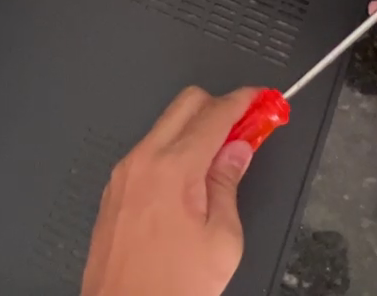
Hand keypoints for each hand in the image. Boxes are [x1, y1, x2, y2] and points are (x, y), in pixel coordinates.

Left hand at [82, 86, 258, 295]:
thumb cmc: (170, 290)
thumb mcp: (221, 241)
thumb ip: (229, 184)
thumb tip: (237, 150)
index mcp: (173, 169)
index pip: (216, 113)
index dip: (244, 101)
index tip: (261, 99)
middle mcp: (143, 160)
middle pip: (188, 102)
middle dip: (220, 106)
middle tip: (245, 128)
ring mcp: (124, 172)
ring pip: (166, 123)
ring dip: (196, 128)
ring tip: (220, 159)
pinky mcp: (115, 188)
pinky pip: (149, 148)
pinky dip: (174, 148)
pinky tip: (191, 177)